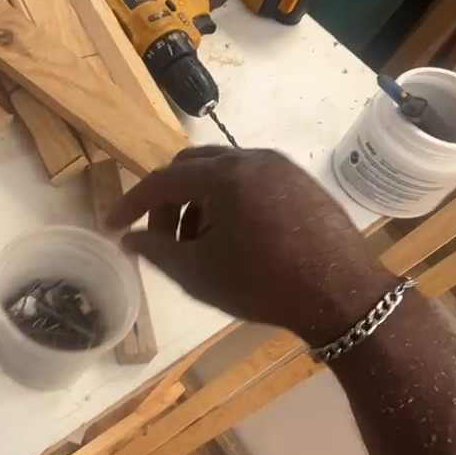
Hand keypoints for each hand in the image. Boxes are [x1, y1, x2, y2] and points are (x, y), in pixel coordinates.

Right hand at [107, 147, 395, 344]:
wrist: (342, 295)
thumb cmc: (263, 285)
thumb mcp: (197, 273)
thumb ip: (155, 250)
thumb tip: (130, 238)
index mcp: (223, 176)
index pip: (161, 180)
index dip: (131, 203)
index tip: (113, 226)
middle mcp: (251, 159)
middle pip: (189, 167)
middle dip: (166, 200)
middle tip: (161, 238)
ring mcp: (279, 167)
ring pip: (220, 171)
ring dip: (196, 200)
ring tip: (198, 243)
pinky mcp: (298, 181)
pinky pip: (248, 179)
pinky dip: (226, 200)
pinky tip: (231, 237)